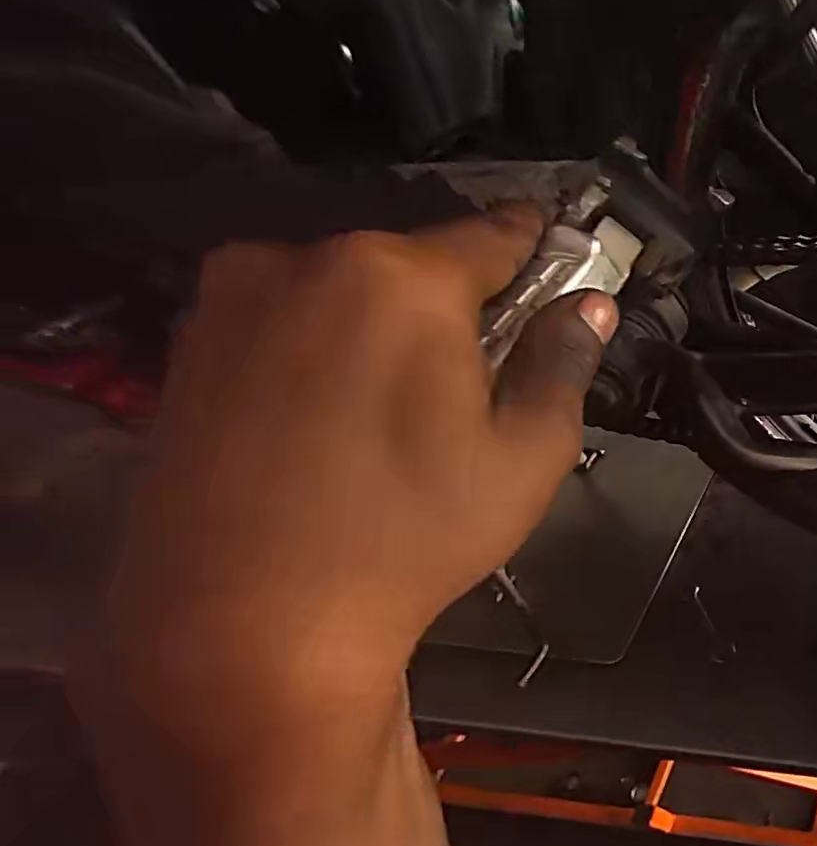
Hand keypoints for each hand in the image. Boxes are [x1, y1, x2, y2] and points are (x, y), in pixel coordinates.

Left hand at [103, 207, 617, 700]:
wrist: (255, 612)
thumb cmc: (422, 526)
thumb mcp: (530, 449)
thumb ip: (563, 363)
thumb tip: (592, 304)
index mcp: (402, 283)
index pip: (493, 233)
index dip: (542, 241)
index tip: (569, 246)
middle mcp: (307, 262)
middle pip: (423, 262)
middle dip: (475, 301)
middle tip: (507, 364)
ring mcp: (236, 298)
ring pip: (360, 290)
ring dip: (410, 324)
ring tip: (432, 401)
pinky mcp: (195, 343)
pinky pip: (304, 318)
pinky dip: (350, 344)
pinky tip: (363, 413)